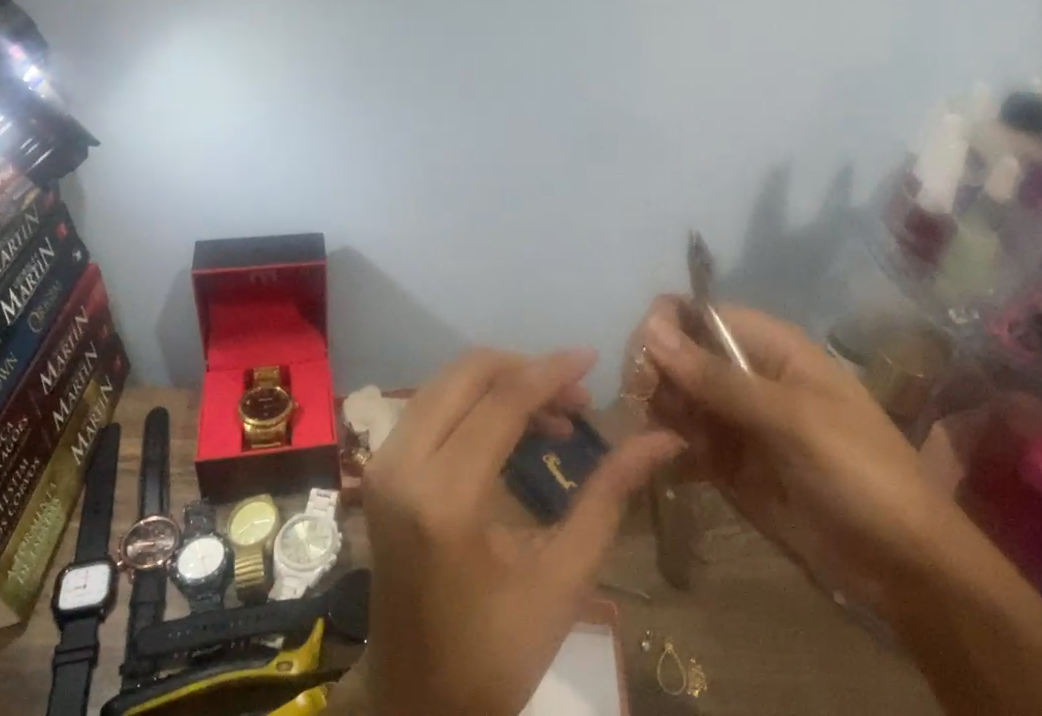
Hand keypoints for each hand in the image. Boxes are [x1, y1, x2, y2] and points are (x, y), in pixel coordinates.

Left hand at [344, 348, 684, 715]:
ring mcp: (382, 469)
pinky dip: (470, 405)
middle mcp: (402, 468)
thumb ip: (608, 495)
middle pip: (464, 375)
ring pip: (441, 386)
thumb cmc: (498, 652)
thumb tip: (662, 437)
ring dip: (497, 385)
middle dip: (524, 371)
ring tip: (553, 416)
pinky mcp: (379, 477)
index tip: (594, 360)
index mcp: (446, 498)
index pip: (502, 401)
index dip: (552, 372)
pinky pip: (426, 412)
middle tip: (576, 396)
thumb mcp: (564, 577)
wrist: (418, 700)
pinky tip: (511, 429)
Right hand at [635, 299, 979, 604]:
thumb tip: (651, 328)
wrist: (903, 565)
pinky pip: (686, 446)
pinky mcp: (731, 467)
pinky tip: (662, 468)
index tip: (640, 363)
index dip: (666, 328)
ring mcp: (739, 424)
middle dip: (656, 378)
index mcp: (774, 350)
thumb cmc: (859, 475)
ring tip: (656, 447)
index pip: (702, 316)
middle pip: (682, 358)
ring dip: (658, 418)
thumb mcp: (791, 420)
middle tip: (644, 414)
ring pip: (677, 401)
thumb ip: (717, 377)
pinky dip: (668, 454)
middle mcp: (750, 379)